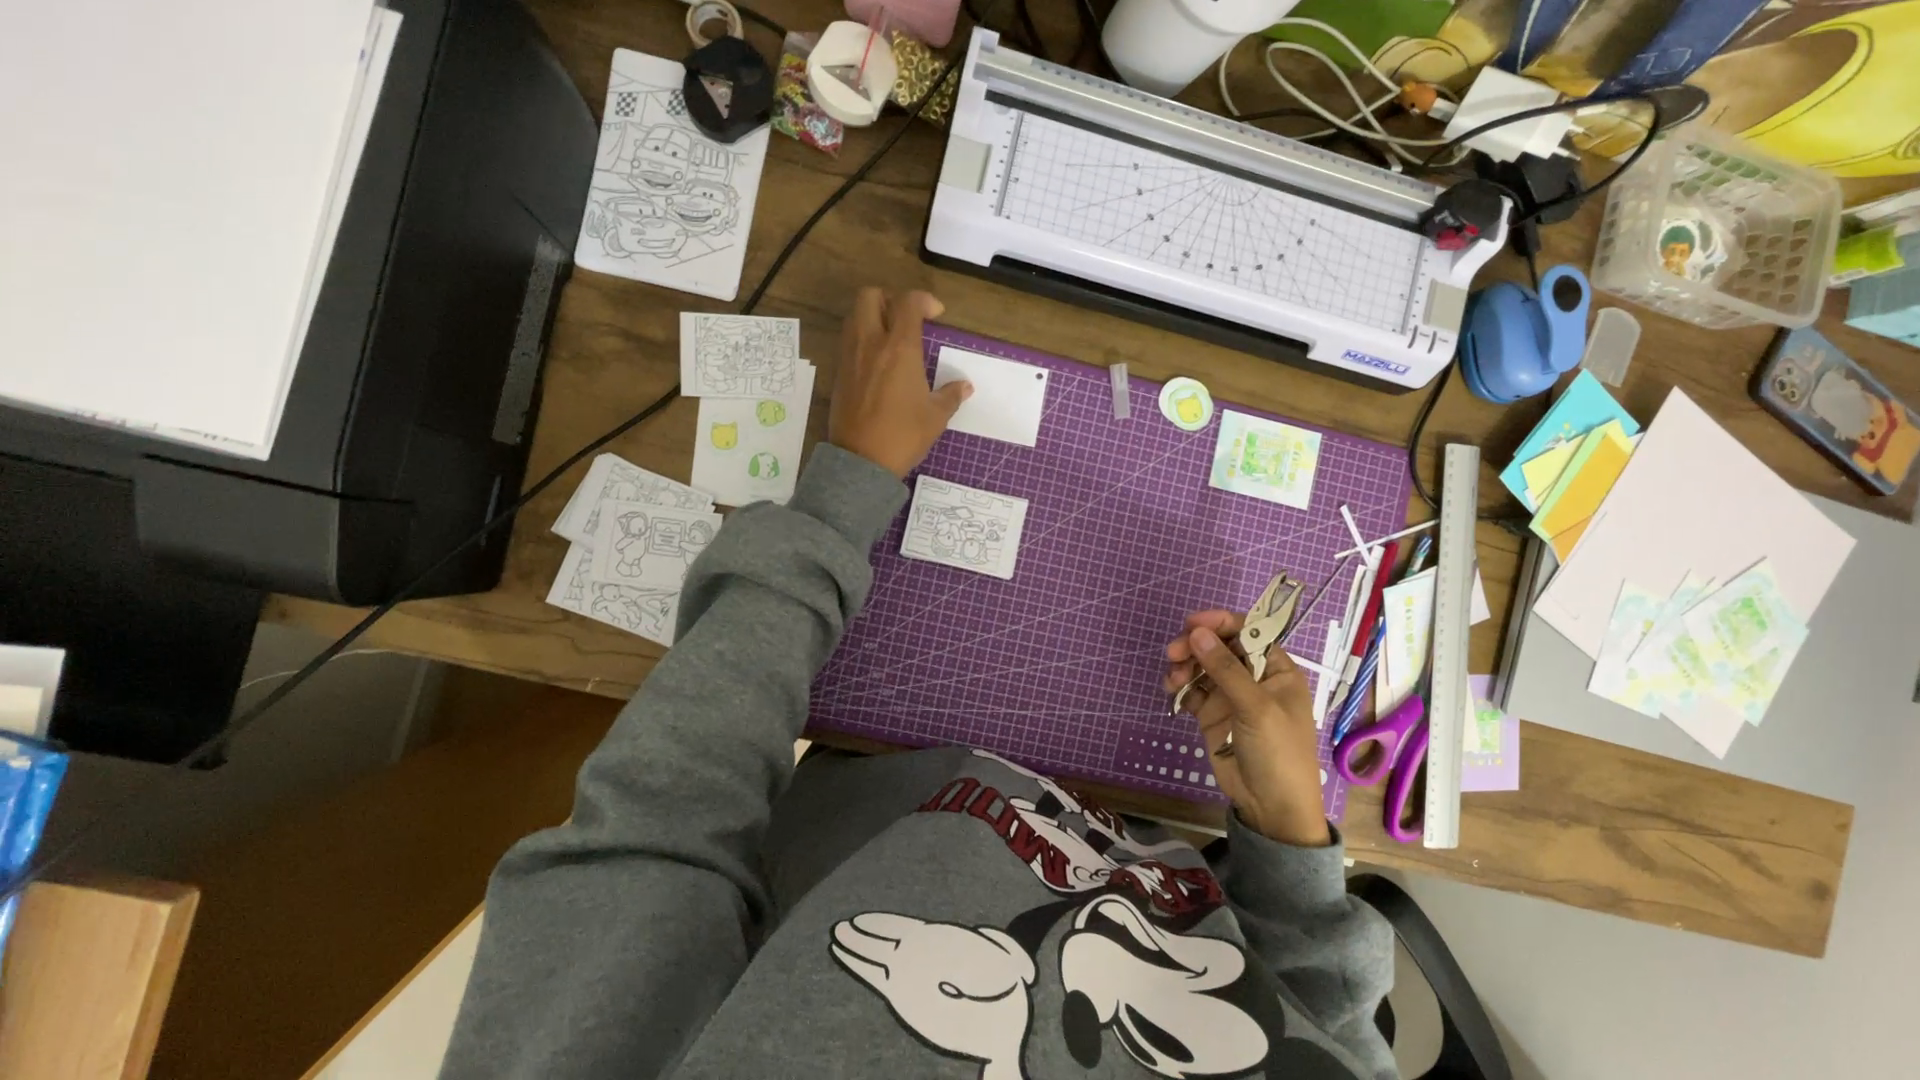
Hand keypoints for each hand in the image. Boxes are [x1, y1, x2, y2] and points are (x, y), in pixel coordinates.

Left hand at [829, 288, 971, 477]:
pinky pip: (848, 341)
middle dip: (889, 299)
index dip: (924, 300)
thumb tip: (965, 386)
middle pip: (870, 296)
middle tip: (905, 319)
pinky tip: (877, 363)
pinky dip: (862, 340)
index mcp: (899, 348)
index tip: (935, 315)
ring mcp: (850, 357)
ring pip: (855, 316)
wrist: (861, 461)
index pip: (908, 302)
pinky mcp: (838, 373)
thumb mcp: (935, 417)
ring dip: (873, 317)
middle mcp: (871, 343)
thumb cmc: (903, 435)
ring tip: (890, 339)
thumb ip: (950, 395)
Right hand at [1164, 611, 1330, 846]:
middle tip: (1173, 653)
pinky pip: (1192, 690)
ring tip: (1172, 678)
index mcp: (1276, 670)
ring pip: (1202, 667)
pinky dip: (1180, 686)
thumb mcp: (1256, 708)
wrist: (1272, 806)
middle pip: (1219, 647)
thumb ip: (1226, 669)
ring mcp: (1231, 696)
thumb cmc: (1278, 752)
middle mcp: (1253, 677)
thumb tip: (1198, 632)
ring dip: (1185, 665)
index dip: (1221, 623)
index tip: (1192, 623)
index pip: (1248, 633)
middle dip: (1196, 645)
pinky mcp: (1212, 715)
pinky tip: (1172, 690)